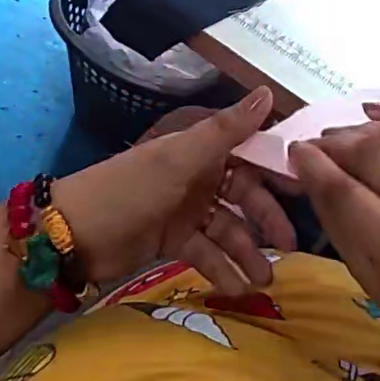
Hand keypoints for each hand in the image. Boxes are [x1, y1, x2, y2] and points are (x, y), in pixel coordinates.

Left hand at [55, 87, 296, 295]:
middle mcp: (198, 176)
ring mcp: (186, 209)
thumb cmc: (130, 188)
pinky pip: (206, 252)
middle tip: (289, 246)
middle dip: (266, 220)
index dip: (277, 171)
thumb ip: (227, 129)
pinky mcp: (174, 240)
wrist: (71, 236)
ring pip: (228, 229)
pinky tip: (238, 289)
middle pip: (244, 196)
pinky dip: (221, 268)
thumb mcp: (181, 157)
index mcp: (201, 149)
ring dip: (247, 252)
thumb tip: (267, 91)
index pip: (250, 154)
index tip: (308, 188)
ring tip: (265, 281)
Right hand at [291, 104, 379, 360]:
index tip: (296, 150)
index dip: (317, 166)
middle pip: (378, 156)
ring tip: (342, 133)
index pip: (350, 194)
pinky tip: (376, 113)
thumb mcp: (366, 275)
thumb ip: (336, 218)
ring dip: (365, 127)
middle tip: (316, 142)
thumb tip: (307, 165)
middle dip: (338, 143)